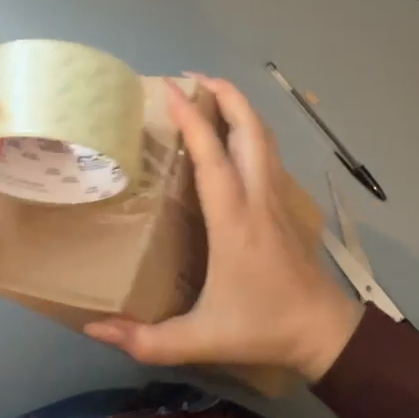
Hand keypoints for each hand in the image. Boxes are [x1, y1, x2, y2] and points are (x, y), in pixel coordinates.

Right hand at [85, 75, 363, 381]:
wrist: (324, 332)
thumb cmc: (262, 327)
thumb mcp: (201, 340)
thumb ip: (146, 340)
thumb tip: (94, 329)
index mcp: (234, 222)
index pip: (213, 158)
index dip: (192, 120)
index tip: (171, 89)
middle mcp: (258, 198)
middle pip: (249, 129)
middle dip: (225, 95)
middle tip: (193, 77)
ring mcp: (278, 197)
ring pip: (264, 136)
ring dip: (240, 107)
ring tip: (212, 92)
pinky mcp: (288, 203)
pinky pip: (269, 152)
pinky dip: (251, 129)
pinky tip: (235, 134)